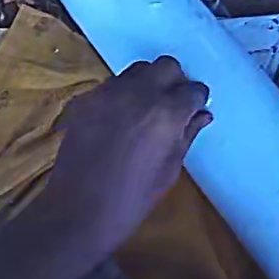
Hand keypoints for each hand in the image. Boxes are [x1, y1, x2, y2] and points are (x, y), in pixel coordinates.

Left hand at [0, 56, 210, 278]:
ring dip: (148, 83)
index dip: (196, 101)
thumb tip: (201, 115)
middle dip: (175, 81)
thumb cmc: (131, 200)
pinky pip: (112, 84)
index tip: (194, 110)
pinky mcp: (86, 99)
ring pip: (138, 70)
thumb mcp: (169, 170)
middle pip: (167, 66)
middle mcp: (138, 94)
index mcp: (166, 114)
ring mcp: (108, 93)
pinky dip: (123, 93)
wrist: (77, 213)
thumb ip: (186, 135)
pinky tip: (122, 117)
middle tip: (173, 104)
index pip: (193, 90)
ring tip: (146, 108)